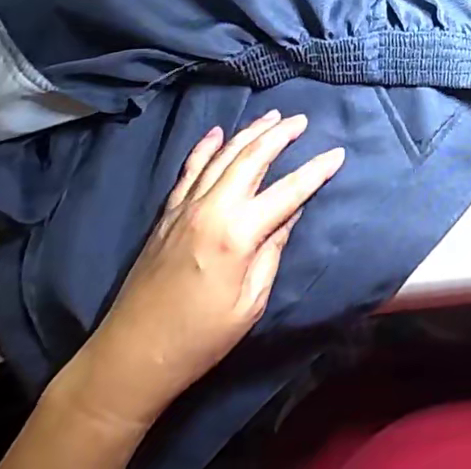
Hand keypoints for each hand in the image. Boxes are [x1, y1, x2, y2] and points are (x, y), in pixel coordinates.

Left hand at [57, 112, 345, 430]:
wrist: (132, 355)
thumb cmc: (200, 339)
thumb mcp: (250, 303)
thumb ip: (272, 251)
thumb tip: (291, 213)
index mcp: (237, 234)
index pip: (288, 192)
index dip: (316, 171)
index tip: (338, 153)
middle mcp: (212, 208)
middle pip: (252, 158)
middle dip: (280, 134)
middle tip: (302, 120)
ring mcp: (186, 206)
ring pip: (223, 155)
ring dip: (249, 132)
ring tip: (271, 116)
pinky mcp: (168, 212)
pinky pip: (190, 168)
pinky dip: (206, 146)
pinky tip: (217, 132)